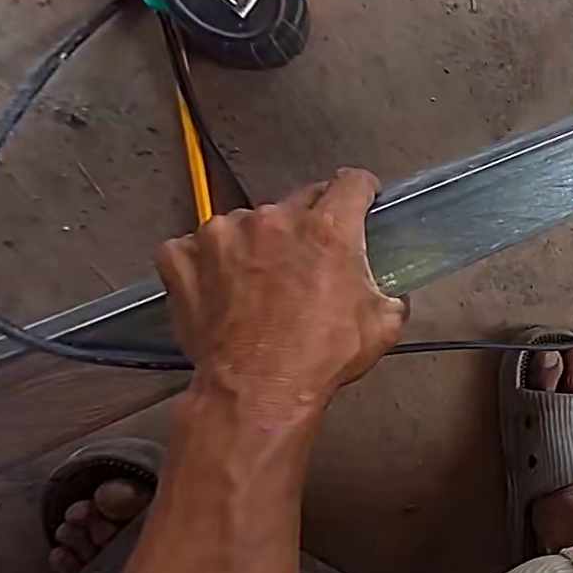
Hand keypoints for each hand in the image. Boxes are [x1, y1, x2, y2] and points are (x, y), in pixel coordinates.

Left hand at [156, 169, 407, 422]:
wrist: (260, 388)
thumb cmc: (322, 357)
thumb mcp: (384, 327)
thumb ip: (390, 295)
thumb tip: (389, 294)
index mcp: (328, 231)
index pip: (351, 183)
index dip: (361, 189)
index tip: (361, 196)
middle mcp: (274, 220)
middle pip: (300, 201)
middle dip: (311, 225)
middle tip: (314, 261)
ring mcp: (221, 234)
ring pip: (249, 224)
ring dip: (261, 245)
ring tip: (266, 287)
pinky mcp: (182, 256)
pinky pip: (200, 247)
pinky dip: (214, 264)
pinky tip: (228, 293)